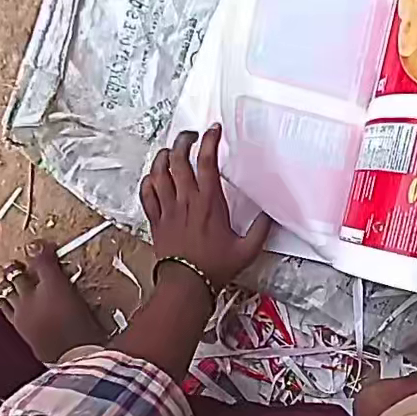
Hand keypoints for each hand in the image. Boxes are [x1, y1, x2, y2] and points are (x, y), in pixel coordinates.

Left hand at [139, 125, 272, 291]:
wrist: (187, 284)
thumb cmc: (214, 267)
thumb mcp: (247, 250)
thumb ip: (261, 230)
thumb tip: (270, 216)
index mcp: (209, 202)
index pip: (207, 161)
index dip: (210, 141)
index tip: (213, 130)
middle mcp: (186, 200)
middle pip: (178, 159)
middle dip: (183, 141)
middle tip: (191, 136)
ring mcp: (168, 209)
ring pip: (159, 172)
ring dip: (163, 157)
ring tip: (170, 151)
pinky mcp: (156, 220)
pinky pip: (147, 194)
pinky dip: (148, 181)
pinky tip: (153, 177)